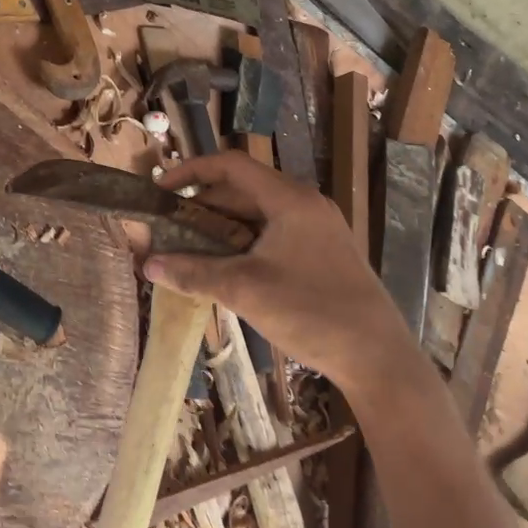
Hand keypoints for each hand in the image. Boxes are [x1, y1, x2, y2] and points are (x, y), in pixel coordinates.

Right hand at [142, 152, 415, 393]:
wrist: (380, 361)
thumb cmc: (312, 313)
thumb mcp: (243, 290)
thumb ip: (193, 273)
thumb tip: (147, 265)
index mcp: (290, 200)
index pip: (230, 165)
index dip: (190, 171)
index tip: (161, 190)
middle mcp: (305, 205)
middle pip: (241, 190)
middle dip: (201, 206)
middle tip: (169, 227)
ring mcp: (317, 229)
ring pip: (255, 214)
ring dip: (219, 227)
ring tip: (188, 249)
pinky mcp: (321, 253)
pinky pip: (270, 233)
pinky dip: (241, 243)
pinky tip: (223, 267)